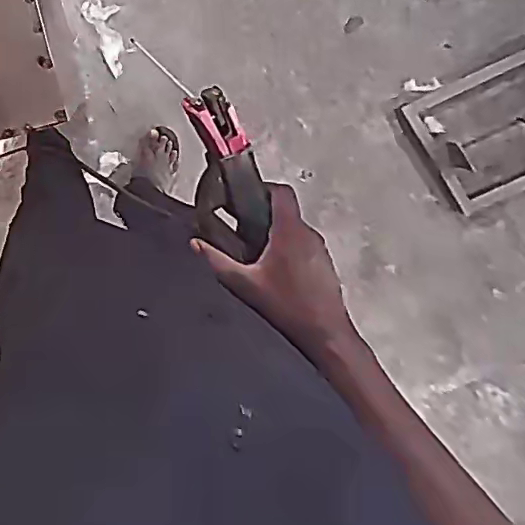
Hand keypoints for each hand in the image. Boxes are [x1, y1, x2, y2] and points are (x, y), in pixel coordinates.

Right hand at [194, 183, 353, 354]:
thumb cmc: (291, 308)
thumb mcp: (244, 284)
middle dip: (266, 217)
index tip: (250, 196)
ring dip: (279, 236)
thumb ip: (217, 261)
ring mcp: (320, 251)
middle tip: (247, 229)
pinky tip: (279, 275)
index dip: (264, 188)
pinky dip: (292, 253)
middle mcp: (309, 235)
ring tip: (260, 256)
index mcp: (289, 231)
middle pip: (287, 211)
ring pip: (297, 231)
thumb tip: (197, 245)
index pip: (282, 192)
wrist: (327, 337)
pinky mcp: (326, 267)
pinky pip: (307, 249)